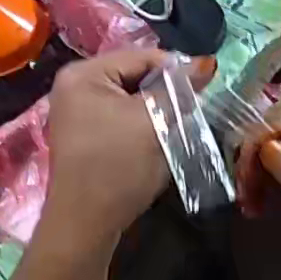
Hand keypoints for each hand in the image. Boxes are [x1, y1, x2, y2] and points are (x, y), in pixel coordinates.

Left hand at [41, 50, 213, 250]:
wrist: (86, 223)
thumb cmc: (118, 166)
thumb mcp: (153, 122)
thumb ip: (178, 90)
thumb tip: (206, 63)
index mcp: (83, 73)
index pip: (140, 56)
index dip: (175, 68)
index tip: (206, 84)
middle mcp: (74, 85)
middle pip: (133, 75)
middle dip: (164, 90)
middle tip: (193, 106)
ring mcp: (76, 110)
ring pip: (129, 97)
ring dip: (155, 107)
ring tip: (178, 121)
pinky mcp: (84, 133)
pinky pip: (119, 115)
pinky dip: (140, 121)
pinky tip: (157, 135)